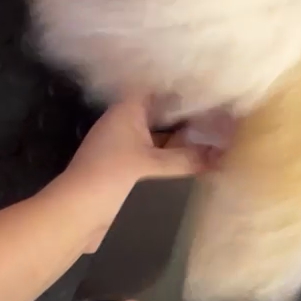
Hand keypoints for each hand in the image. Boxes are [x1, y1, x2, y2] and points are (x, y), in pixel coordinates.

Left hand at [48, 97, 208, 250]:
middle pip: (159, 114)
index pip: (156, 90)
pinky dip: (172, 157)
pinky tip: (194, 161)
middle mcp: (124, 124)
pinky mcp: (125, 168)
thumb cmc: (110, 174)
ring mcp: (124, 147)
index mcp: (126, 111)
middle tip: (219, 115)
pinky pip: (154, 156)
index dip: (180, 89)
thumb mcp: (151, 164)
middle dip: (185, 116)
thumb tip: (224, 156)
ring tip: (215, 136)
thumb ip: (188, 159)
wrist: (77, 212)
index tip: (207, 90)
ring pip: (158, 137)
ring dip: (180, 139)